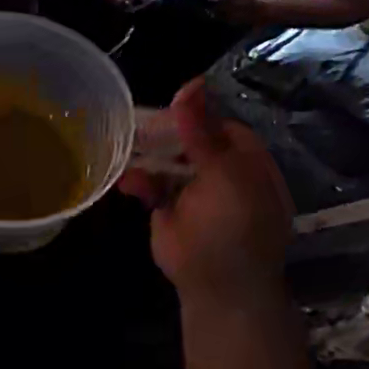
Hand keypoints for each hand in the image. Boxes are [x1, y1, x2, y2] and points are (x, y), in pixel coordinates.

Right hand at [120, 79, 291, 305]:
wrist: (217, 287)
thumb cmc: (232, 228)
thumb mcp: (222, 173)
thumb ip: (201, 130)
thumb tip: (193, 81)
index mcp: (244, 161)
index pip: (216, 124)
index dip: (192, 116)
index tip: (164, 112)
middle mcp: (220, 170)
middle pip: (185, 139)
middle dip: (159, 135)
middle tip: (133, 127)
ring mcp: (193, 189)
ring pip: (163, 159)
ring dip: (144, 158)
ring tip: (123, 152)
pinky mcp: (168, 206)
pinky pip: (149, 183)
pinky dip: (137, 181)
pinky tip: (126, 183)